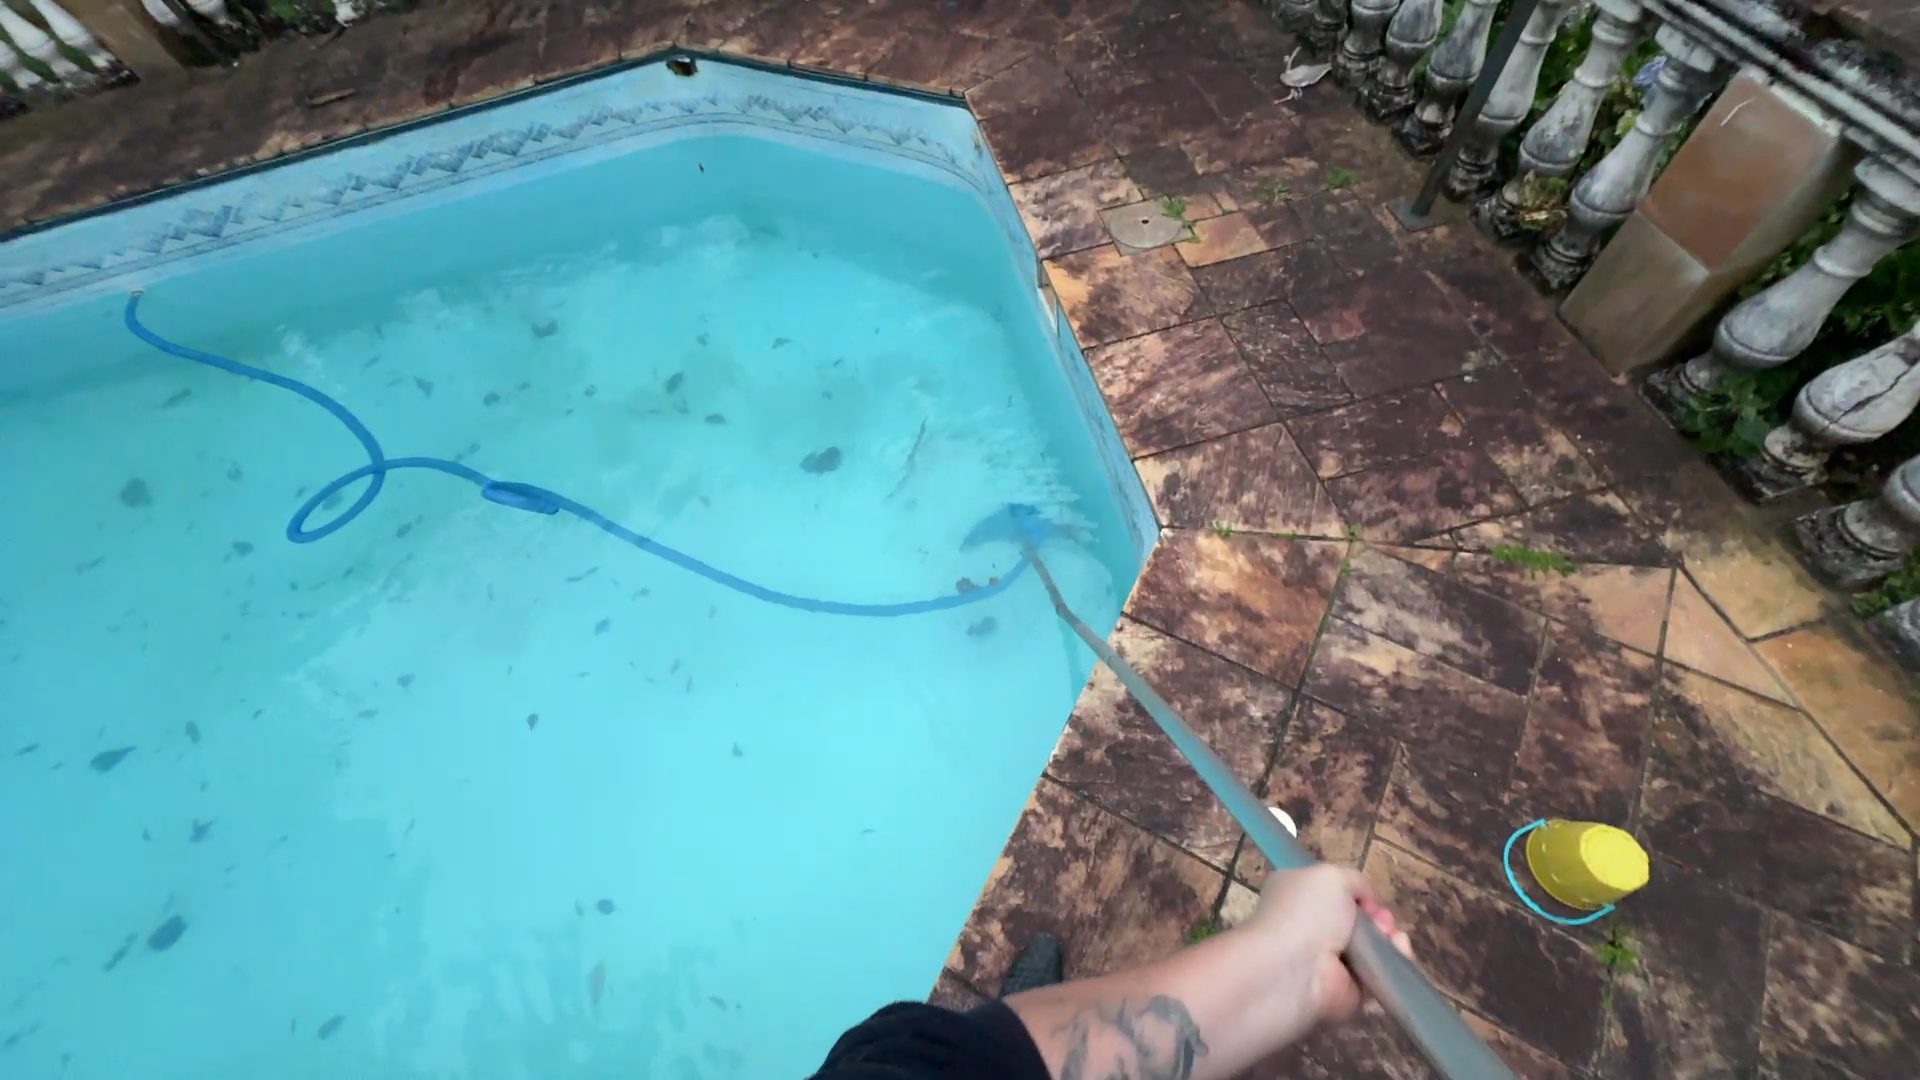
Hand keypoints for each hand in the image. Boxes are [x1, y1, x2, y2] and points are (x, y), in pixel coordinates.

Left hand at [1241, 865, 1412, 1025]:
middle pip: (1354, 918)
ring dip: (1388, 938)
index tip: (1369, 898)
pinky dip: (1393, 961)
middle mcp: (1308, 923)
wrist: (1297, 967)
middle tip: (1384, 920)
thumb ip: (1352, 879)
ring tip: (1394, 937)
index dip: (1354, 892)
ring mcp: (1327, 956)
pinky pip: (1377, 971)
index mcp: (1295, 892)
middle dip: (1377, 917)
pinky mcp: (1348, 986)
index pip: (1329, 890)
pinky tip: (1399, 951)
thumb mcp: (1330, 876)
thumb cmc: (1307, 911)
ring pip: (1370, 945)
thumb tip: (1365, 898)